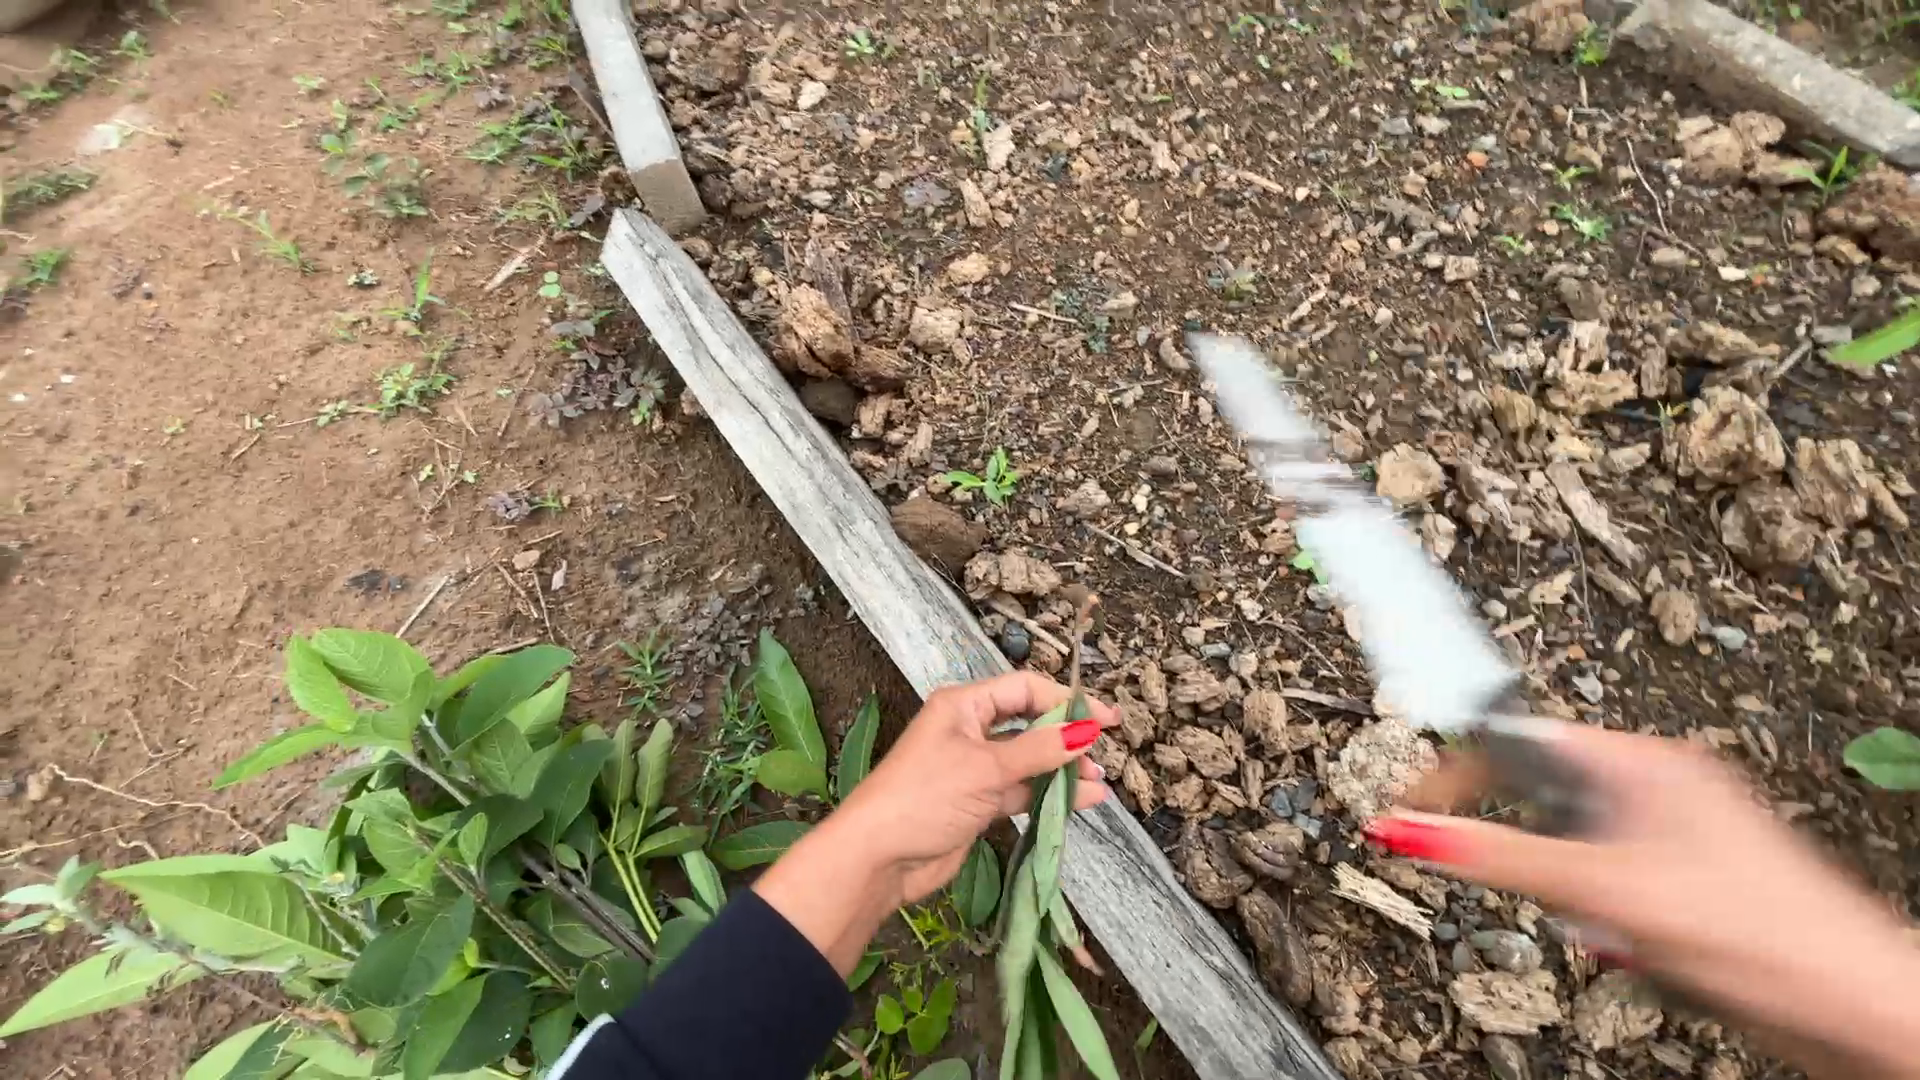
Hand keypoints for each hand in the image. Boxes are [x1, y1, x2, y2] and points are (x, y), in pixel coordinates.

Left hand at [832, 670, 1116, 904]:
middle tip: (1103, 751)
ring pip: (1029, 759)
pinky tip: (1081, 800)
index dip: (1066, 700)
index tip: (1106, 719)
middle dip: (1066, 735)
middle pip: (1029, 722)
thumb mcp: (986, 768)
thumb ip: (1039, 750)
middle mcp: (970, 730)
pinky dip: (1049, 793)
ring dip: (1062, 768)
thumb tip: (1085, 732)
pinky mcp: (978, 802)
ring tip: (1096, 782)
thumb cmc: (925, 797)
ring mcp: (975, 767)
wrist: (879, 858)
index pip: (1024, 689)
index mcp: (964, 706)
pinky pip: (1022, 789)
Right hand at [1366, 720, 1919, 1077]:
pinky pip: (1590, 869)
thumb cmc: (1771, 939)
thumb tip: (1408, 830)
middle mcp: (1647, 781)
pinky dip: (1589, 902)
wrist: (1872, 1020)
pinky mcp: (1671, 869)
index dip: (1453, 776)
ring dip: (1561, 882)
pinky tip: (1624, 935)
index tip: (1413, 807)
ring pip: (1559, 835)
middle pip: (1531, 791)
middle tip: (1533, 880)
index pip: (1506, 741)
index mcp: (1634, 760)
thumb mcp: (1603, 889)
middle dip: (1522, 844)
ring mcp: (1662, 825)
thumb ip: (1494, 855)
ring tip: (1603, 920)